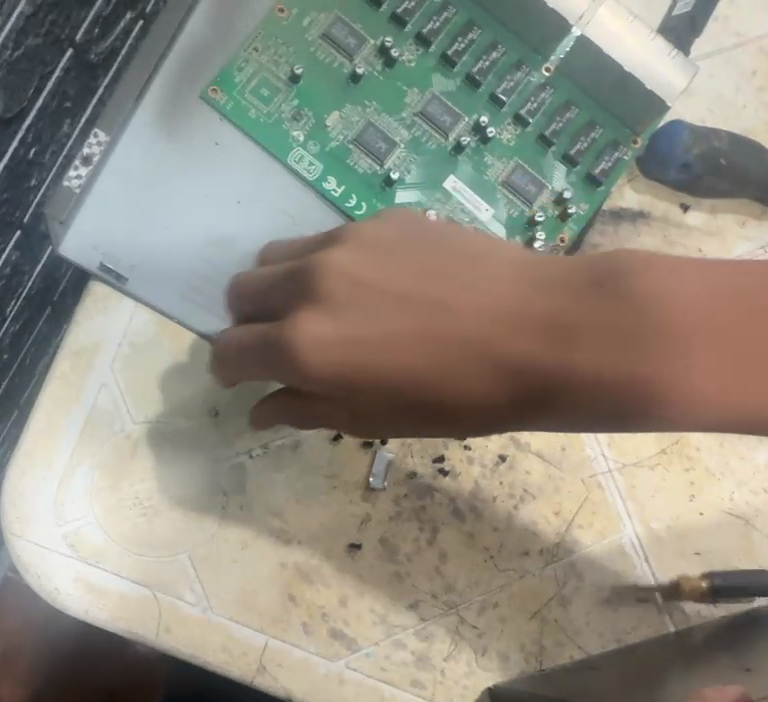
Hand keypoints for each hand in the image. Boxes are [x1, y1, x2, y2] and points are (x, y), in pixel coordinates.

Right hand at [211, 209, 672, 436]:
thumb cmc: (454, 397)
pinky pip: (325, 239)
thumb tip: (257, 411)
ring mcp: (343, 243)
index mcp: (301, 346)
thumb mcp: (370, 418)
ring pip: (274, 256)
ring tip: (321, 311)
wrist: (540, 331)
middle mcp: (308, 285)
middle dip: (248, 324)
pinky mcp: (380, 218)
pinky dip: (324, 266)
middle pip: (239, 293)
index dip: (230, 370)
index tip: (247, 378)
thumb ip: (303, 410)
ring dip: (279, 287)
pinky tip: (372, 287)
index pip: (227, 351)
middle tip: (284, 345)